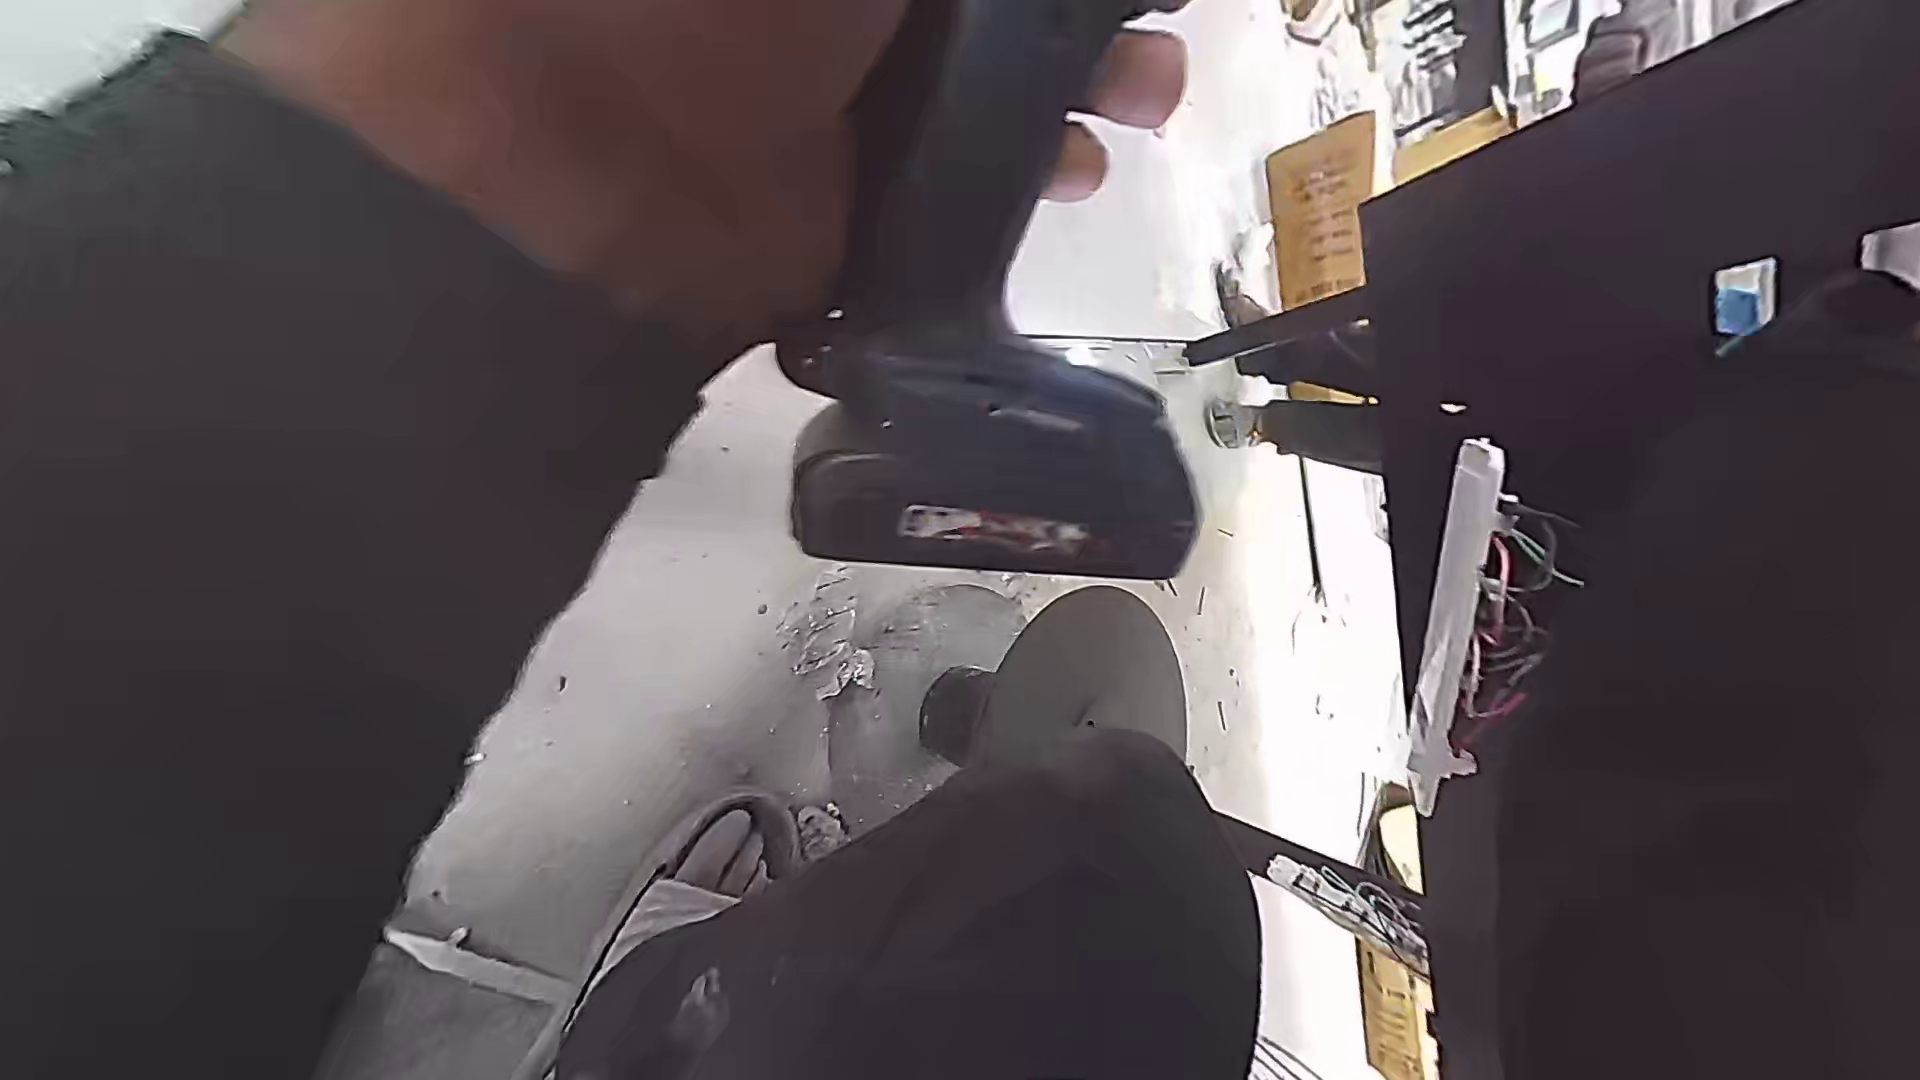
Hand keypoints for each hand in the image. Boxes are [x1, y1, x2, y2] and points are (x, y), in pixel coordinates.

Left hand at [224, 0, 1186, 355]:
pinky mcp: (881, 190)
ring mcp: (874, 94)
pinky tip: (1078, 174)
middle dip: (1095, 11)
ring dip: (1090, 80)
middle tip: (1159, 21)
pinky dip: (1039, 170)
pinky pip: (982, 175)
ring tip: (1146, 98)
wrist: (611, 173)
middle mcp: (866, 6)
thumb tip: (998, 13)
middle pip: (1009, 7)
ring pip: (1013, 80)